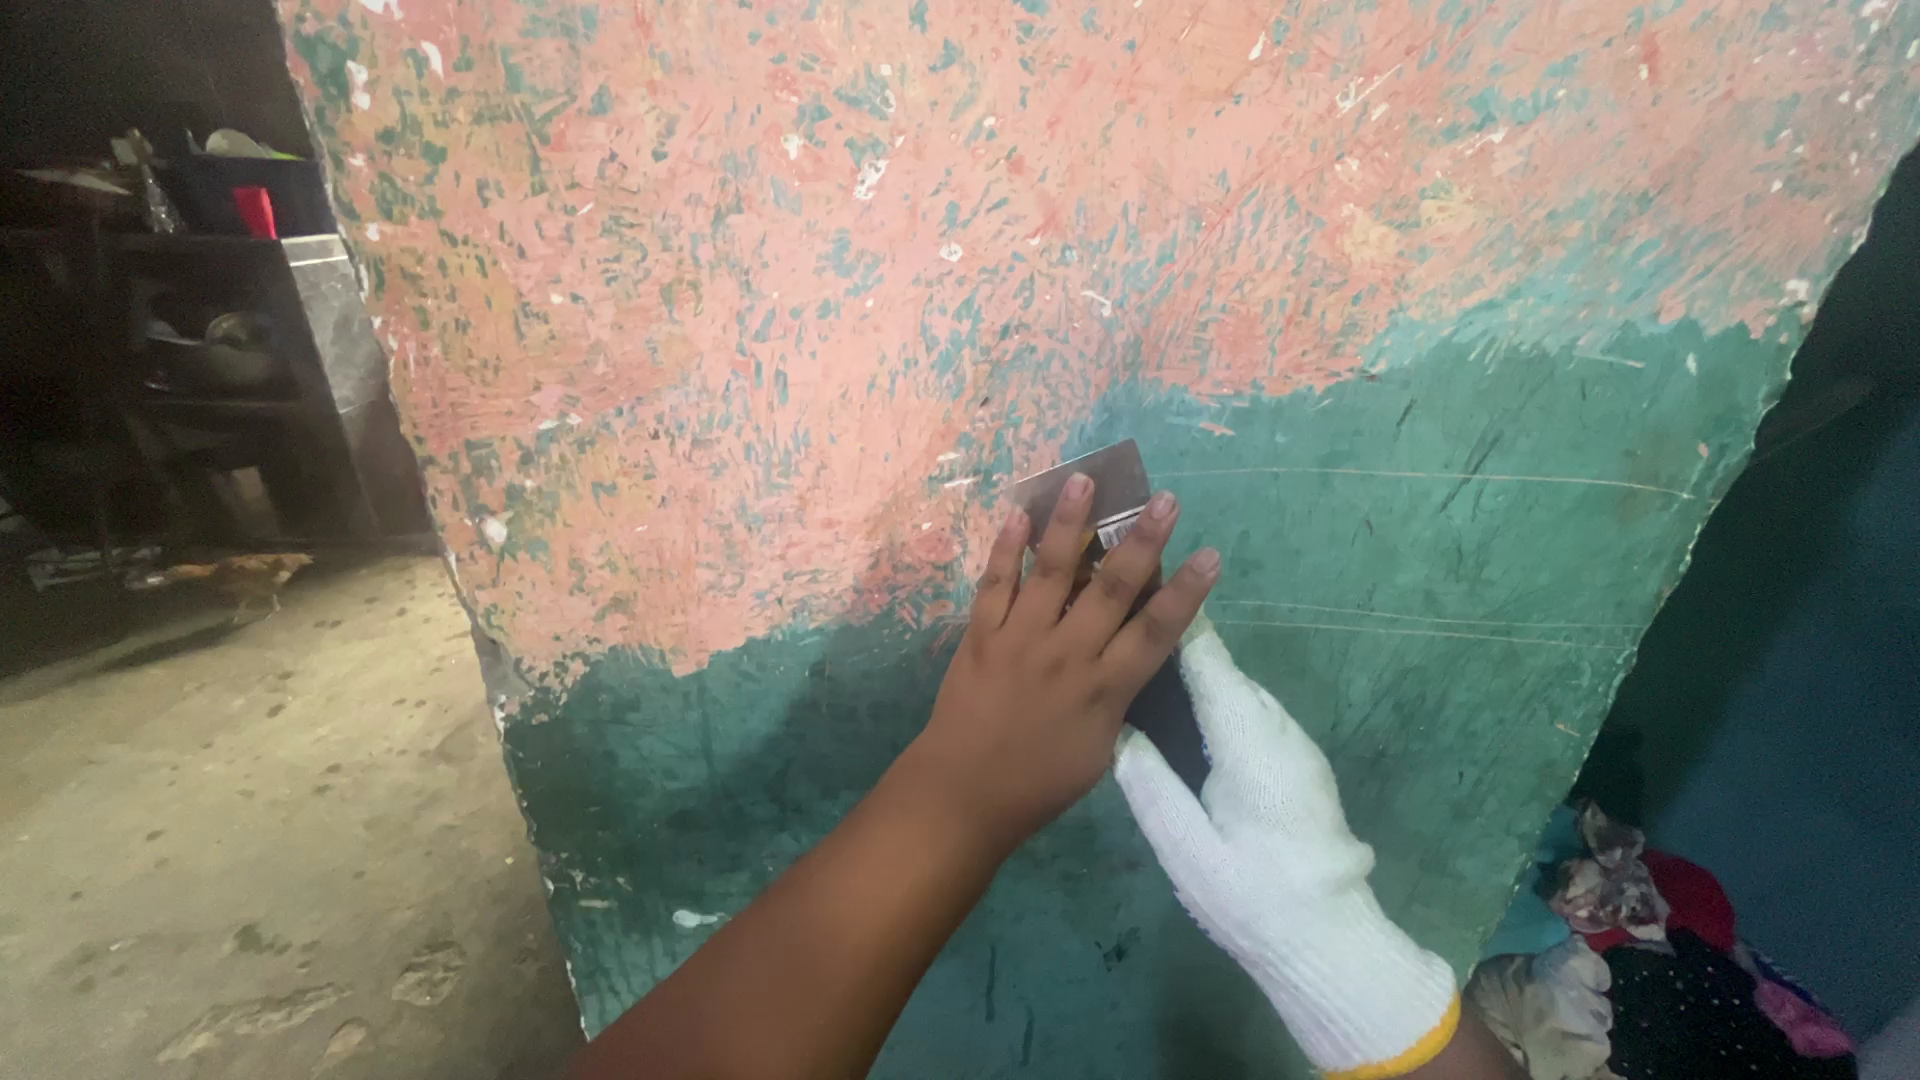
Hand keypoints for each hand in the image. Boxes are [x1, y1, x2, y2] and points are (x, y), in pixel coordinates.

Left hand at [905, 473, 1221, 847]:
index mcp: (1104, 689)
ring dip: (1070, 524)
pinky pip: (995, 584)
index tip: (1211, 554)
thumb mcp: (1099, 747)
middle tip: (1164, 500)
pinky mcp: (980, 634)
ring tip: (1084, 480)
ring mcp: (1020, 639)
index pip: (1157, 631)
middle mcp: (1067, 654)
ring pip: (1051, 572)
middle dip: (1142, 542)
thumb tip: (1130, 649)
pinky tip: (1017, 514)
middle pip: (1112, 589)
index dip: (1187, 592)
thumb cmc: (1040, 782)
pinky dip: (1006, 549)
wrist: (965, 792)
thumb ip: (1116, 694)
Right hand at [1113, 626, 1459, 1077]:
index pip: (1209, 662)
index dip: (1176, 619)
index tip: (1139, 583)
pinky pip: (1246, 707)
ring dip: (1194, 663)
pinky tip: (1179, 700)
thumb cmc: (1254, 899)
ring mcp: (1292, 742)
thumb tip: (1117, 728)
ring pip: (1236, 685)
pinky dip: (1213, 690)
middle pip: (1223, 667)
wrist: (1331, 944)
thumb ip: (1148, 784)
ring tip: (1140, 648)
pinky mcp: (1294, 758)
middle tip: (1121, 617)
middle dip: (1176, 635)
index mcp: (1250, 744)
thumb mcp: (1187, 851)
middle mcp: (1277, 729)